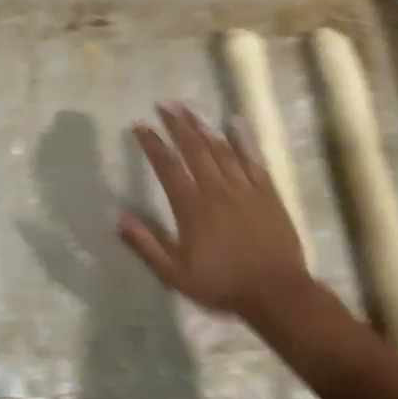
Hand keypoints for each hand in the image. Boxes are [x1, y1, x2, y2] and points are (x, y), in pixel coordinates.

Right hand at [120, 102, 313, 320]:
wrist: (278, 294)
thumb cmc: (223, 285)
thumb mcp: (175, 274)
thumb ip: (146, 245)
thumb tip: (119, 217)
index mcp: (191, 208)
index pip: (167, 167)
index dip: (152, 144)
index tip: (140, 126)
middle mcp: (216, 190)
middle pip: (194, 149)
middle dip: (177, 124)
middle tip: (164, 104)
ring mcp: (245, 189)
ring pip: (221, 149)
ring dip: (203, 127)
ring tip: (189, 110)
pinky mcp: (268, 193)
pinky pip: (253, 160)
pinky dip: (243, 140)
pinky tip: (235, 123)